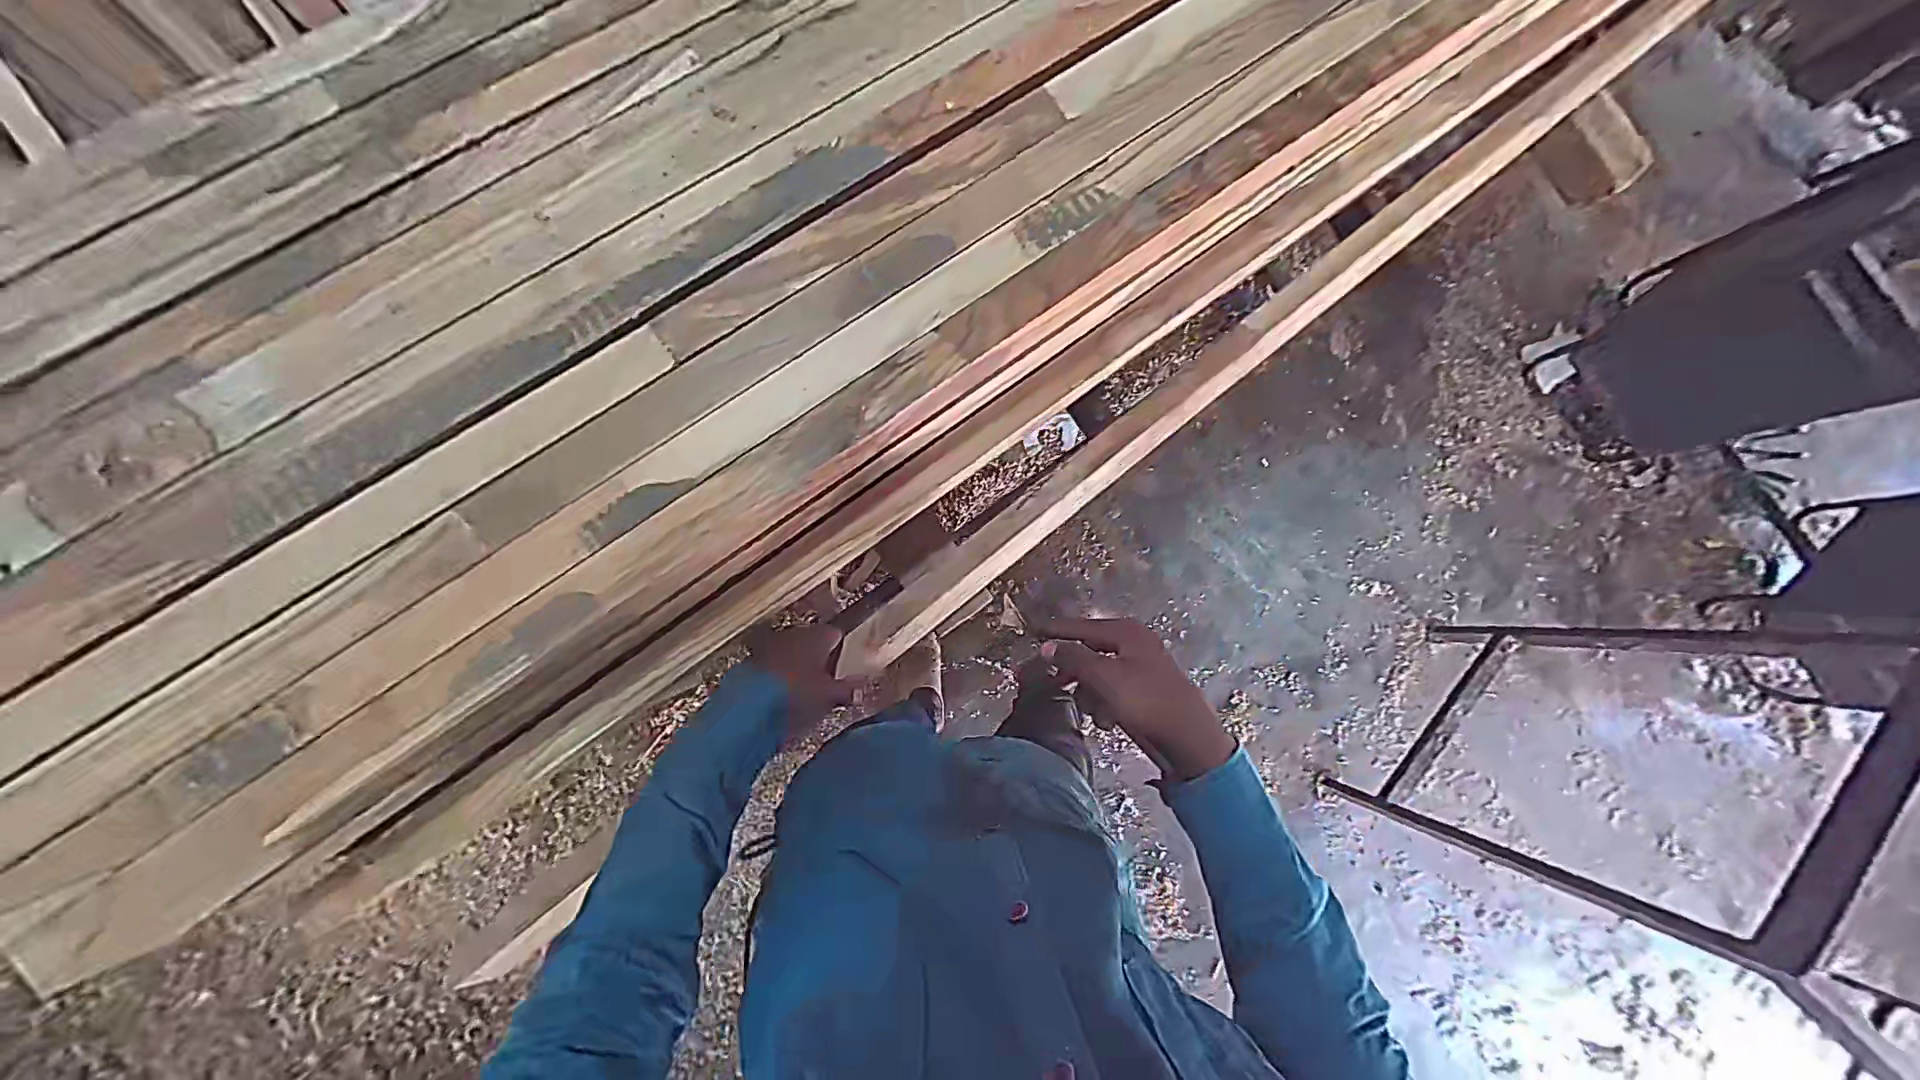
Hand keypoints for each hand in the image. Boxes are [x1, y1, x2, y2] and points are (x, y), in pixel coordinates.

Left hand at [747, 624, 855, 740]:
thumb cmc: (798, 694)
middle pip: (813, 642)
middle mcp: (794, 633)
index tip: (846, 667)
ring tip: (804, 692)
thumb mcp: (831, 696)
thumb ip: (849, 689)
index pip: (837, 635)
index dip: (843, 651)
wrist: (750, 706)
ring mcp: (770, 645)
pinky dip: (778, 676)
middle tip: (827, 682)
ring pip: (791, 652)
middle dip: (819, 659)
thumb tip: (863, 686)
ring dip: (797, 667)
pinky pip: (772, 666)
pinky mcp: (750, 662)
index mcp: (819, 635)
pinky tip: (781, 696)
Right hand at [1038, 617, 1234, 781]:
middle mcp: (1133, 643)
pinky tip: (1109, 720)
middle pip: (1088, 651)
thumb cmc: (1145, 701)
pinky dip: (1105, 704)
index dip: (1055, 630)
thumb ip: (1073, 658)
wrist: (1188, 738)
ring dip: (1090, 694)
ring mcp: (1140, 667)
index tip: (1032, 630)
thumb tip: (1048, 646)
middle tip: (1048, 682)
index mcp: (1126, 632)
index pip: (1080, 626)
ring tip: (1094, 711)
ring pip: (1098, 674)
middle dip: (1071, 671)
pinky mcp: (1142, 691)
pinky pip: (1112, 691)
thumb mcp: (1103, 677)